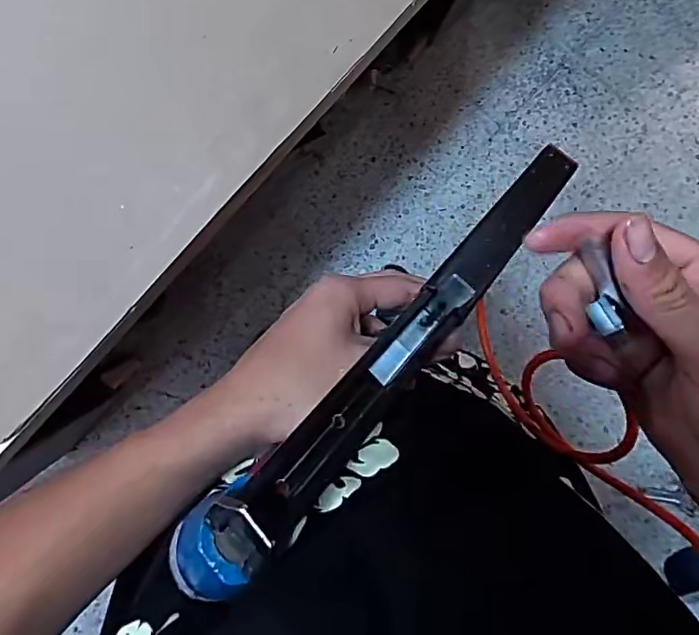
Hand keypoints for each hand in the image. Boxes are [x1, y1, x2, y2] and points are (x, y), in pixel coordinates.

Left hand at [197, 271, 423, 449]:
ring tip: (407, 374)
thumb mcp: (363, 369)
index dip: (431, 305)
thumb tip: (435, 341)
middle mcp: (325, 297)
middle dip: (411, 329)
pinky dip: (367, 358)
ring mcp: (315, 319)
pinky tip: (377, 384)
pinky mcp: (309, 343)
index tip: (453, 326)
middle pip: (384, 304)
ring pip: (367, 327)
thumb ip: (406, 353)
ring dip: (389, 349)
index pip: (399, 285)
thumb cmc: (294, 388)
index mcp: (338, 291)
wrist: (245, 413)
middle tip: (436, 353)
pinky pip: (350, 342)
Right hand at [528, 212, 698, 540]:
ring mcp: (654, 334)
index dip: (581, 232)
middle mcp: (677, 299)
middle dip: (574, 298)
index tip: (534, 244)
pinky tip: (606, 381)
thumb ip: (670, 296)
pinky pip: (589, 344)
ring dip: (576, 331)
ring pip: (586, 307)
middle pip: (598, 271)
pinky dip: (584, 358)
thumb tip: (626, 229)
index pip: (635, 236)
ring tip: (594, 367)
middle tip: (570, 336)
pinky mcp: (634, 365)